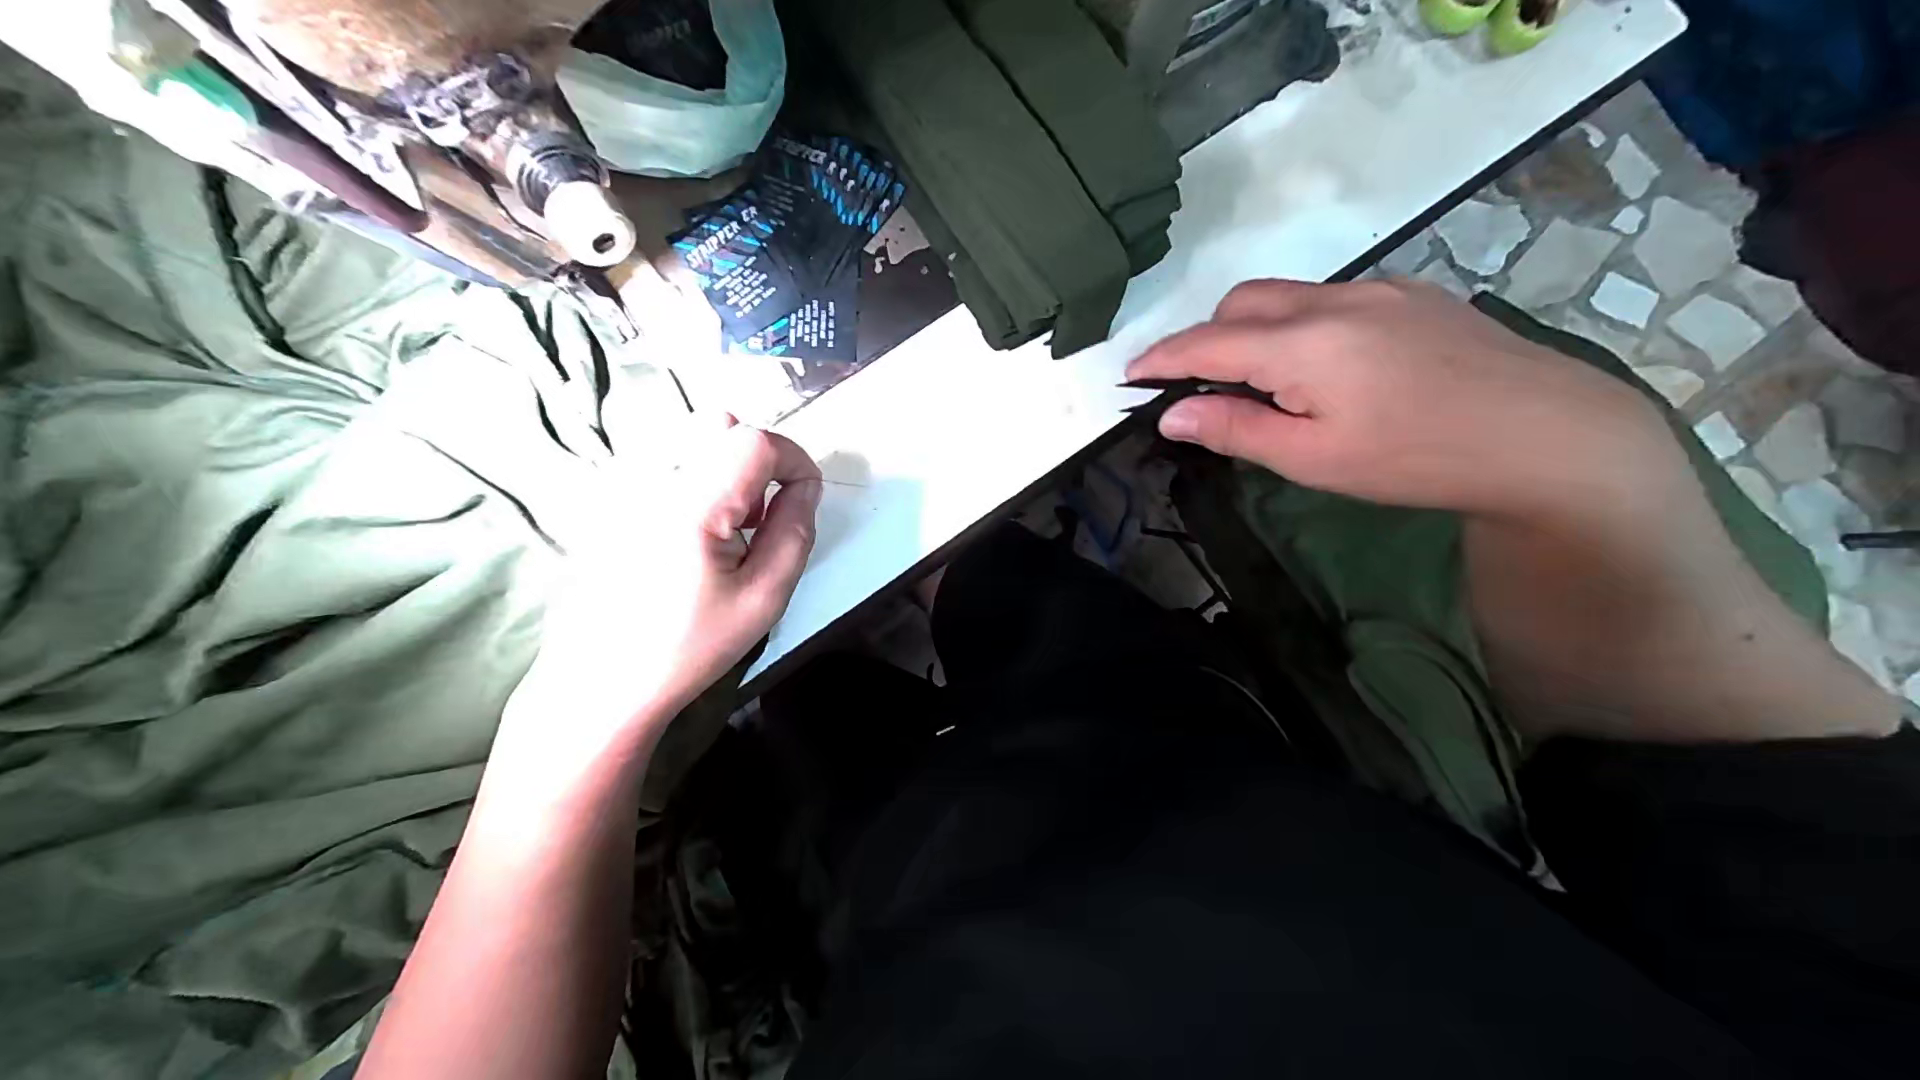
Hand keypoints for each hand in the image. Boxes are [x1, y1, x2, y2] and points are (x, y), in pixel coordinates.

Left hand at [507, 420, 821, 758]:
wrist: (601, 680)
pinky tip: (691, 529)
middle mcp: (649, 480)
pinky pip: (663, 458)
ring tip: (726, 525)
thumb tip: (805, 488)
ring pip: (690, 436)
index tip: (805, 496)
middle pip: (719, 424)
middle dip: (759, 457)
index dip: (794, 459)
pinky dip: (694, 475)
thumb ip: (794, 533)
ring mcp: (621, 486)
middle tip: (761, 514)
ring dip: (726, 465)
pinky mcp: (608, 498)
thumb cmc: (687, 646)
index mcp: (690, 504)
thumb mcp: (763, 598)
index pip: (754, 440)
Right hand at [1127, 279, 1679, 522]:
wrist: (1546, 436)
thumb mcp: (1312, 458)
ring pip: (1285, 295)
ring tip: (1261, 381)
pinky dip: (1297, 324)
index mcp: (1303, 344)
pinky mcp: (1411, 295)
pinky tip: (1323, 366)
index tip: (1130, 374)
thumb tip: (1173, 415)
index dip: (1162, 357)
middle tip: (1200, 387)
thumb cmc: (1415, 458)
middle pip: (1241, 302)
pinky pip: (1329, 297)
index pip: (1207, 341)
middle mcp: (1334, 300)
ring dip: (1252, 329)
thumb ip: (1236, 429)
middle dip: (1206, 337)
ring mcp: (1378, 290)